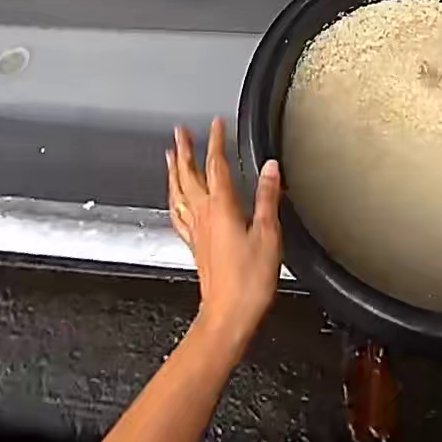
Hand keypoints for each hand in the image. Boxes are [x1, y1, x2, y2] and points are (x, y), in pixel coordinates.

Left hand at [167, 118, 282, 351]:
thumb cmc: (249, 280)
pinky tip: (175, 200)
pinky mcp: (195, 246)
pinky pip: (178, 214)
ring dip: (174, 171)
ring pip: (179, 193)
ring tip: (170, 156)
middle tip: (180, 132)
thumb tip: (270, 167)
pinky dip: (174, 200)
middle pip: (189, 175)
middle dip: (185, 151)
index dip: (216, 141)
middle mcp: (203, 215)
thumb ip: (268, 197)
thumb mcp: (268, 234)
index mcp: (221, 207)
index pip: (216, 165)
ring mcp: (196, 231)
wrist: (227, 317)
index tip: (216, 123)